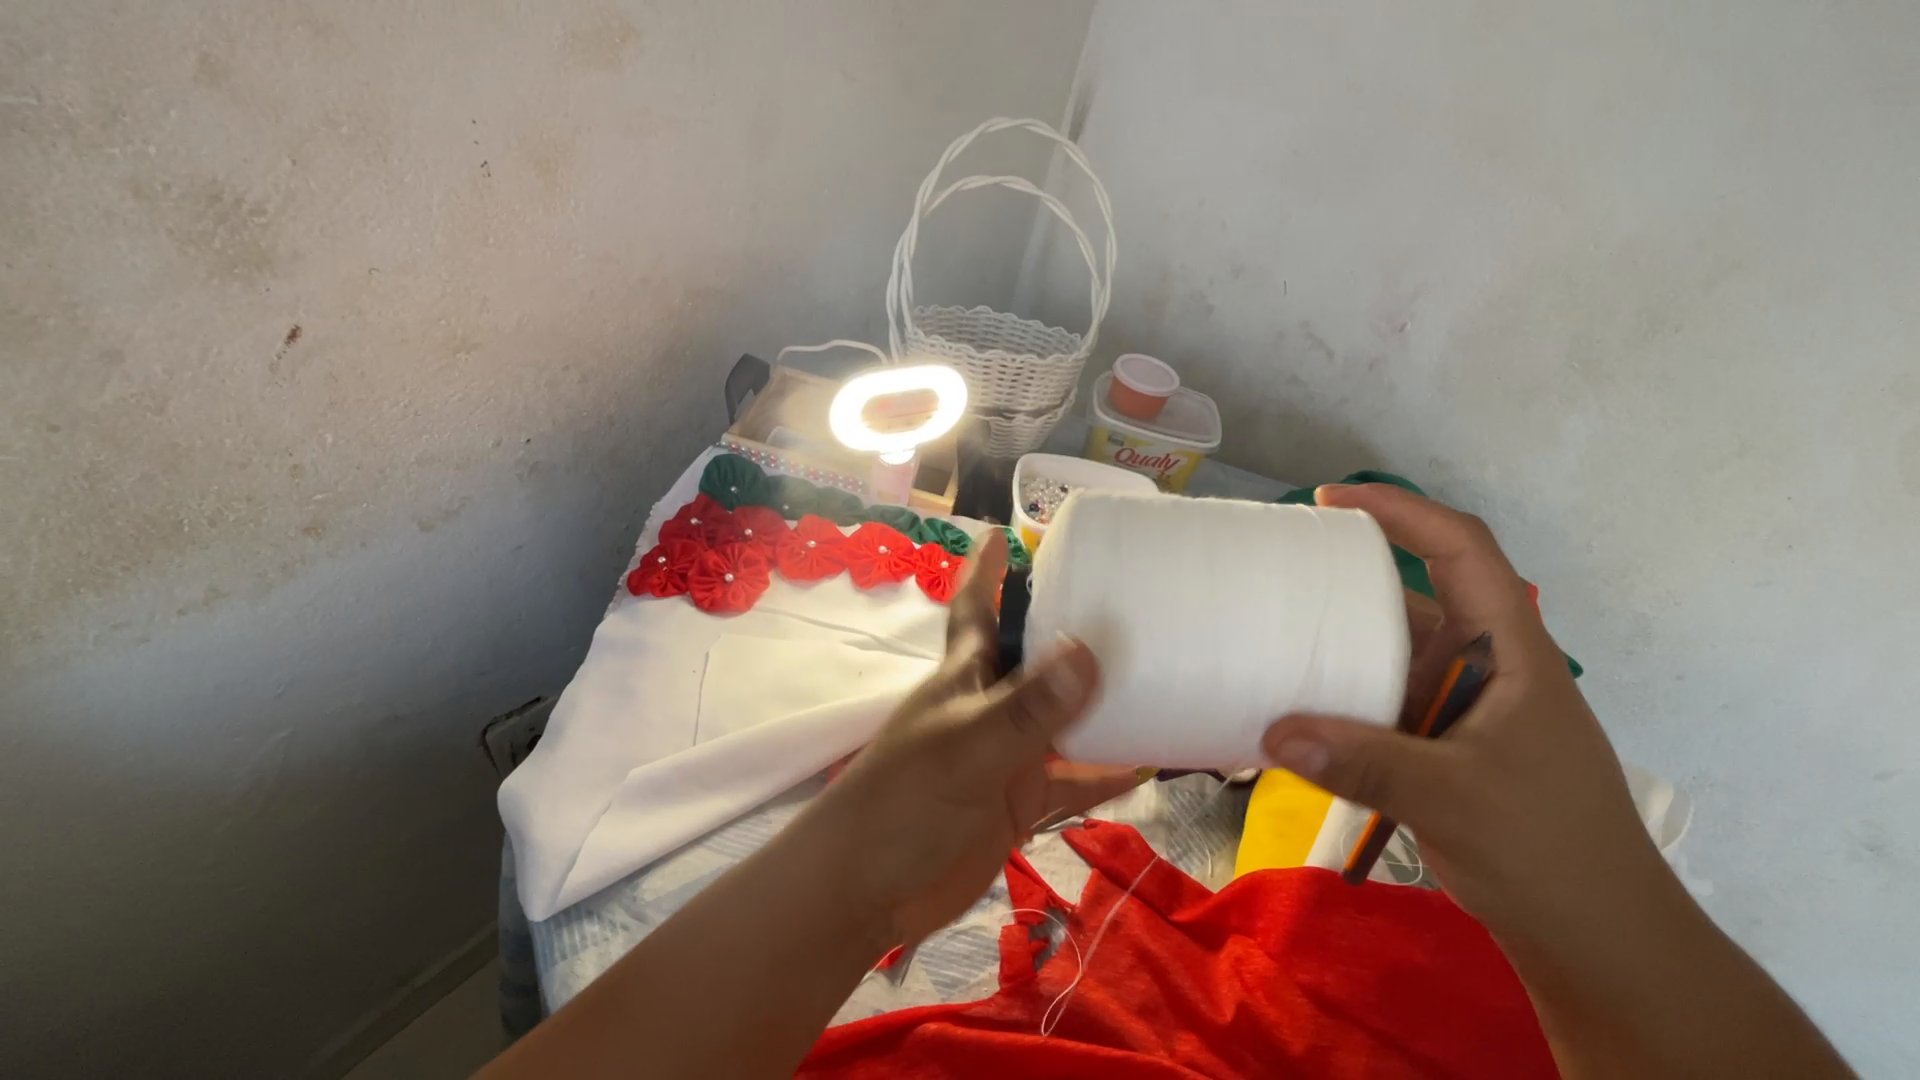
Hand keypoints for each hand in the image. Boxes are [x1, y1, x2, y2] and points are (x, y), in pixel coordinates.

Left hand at [809, 530, 1143, 946]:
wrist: (869, 891)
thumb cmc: (903, 802)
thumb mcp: (967, 748)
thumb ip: (1026, 708)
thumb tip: (1088, 649)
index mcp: (964, 676)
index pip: (976, 608)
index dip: (987, 570)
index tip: (1005, 531)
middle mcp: (988, 708)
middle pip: (1037, 659)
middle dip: (1074, 632)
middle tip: (1133, 605)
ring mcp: (1005, 757)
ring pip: (1064, 722)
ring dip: (1104, 708)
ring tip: (1164, 680)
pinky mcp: (1018, 804)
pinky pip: (1073, 782)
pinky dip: (1106, 776)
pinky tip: (1149, 764)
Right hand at [1262, 483, 1664, 950]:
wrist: (1596, 936)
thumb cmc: (1550, 849)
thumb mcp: (1458, 798)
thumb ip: (1367, 762)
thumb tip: (1273, 731)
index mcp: (1511, 650)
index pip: (1463, 550)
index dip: (1402, 510)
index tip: (1331, 502)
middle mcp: (1483, 665)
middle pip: (1415, 592)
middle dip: (1349, 572)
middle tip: (1278, 566)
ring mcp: (1459, 707)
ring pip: (1390, 651)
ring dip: (1336, 640)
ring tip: (1269, 629)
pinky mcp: (1437, 745)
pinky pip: (1377, 701)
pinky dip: (1336, 696)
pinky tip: (1290, 705)